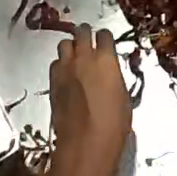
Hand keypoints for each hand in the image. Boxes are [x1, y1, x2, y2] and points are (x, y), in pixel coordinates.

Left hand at [46, 25, 132, 175]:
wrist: (85, 143)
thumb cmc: (113, 126)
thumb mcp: (124, 99)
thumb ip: (114, 78)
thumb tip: (109, 74)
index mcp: (106, 60)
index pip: (104, 35)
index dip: (105, 38)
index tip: (106, 43)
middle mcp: (83, 57)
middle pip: (81, 32)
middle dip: (85, 35)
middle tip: (89, 43)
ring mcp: (65, 67)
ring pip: (64, 44)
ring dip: (71, 47)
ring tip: (76, 57)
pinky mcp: (52, 80)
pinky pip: (55, 63)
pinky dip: (61, 64)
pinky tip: (66, 75)